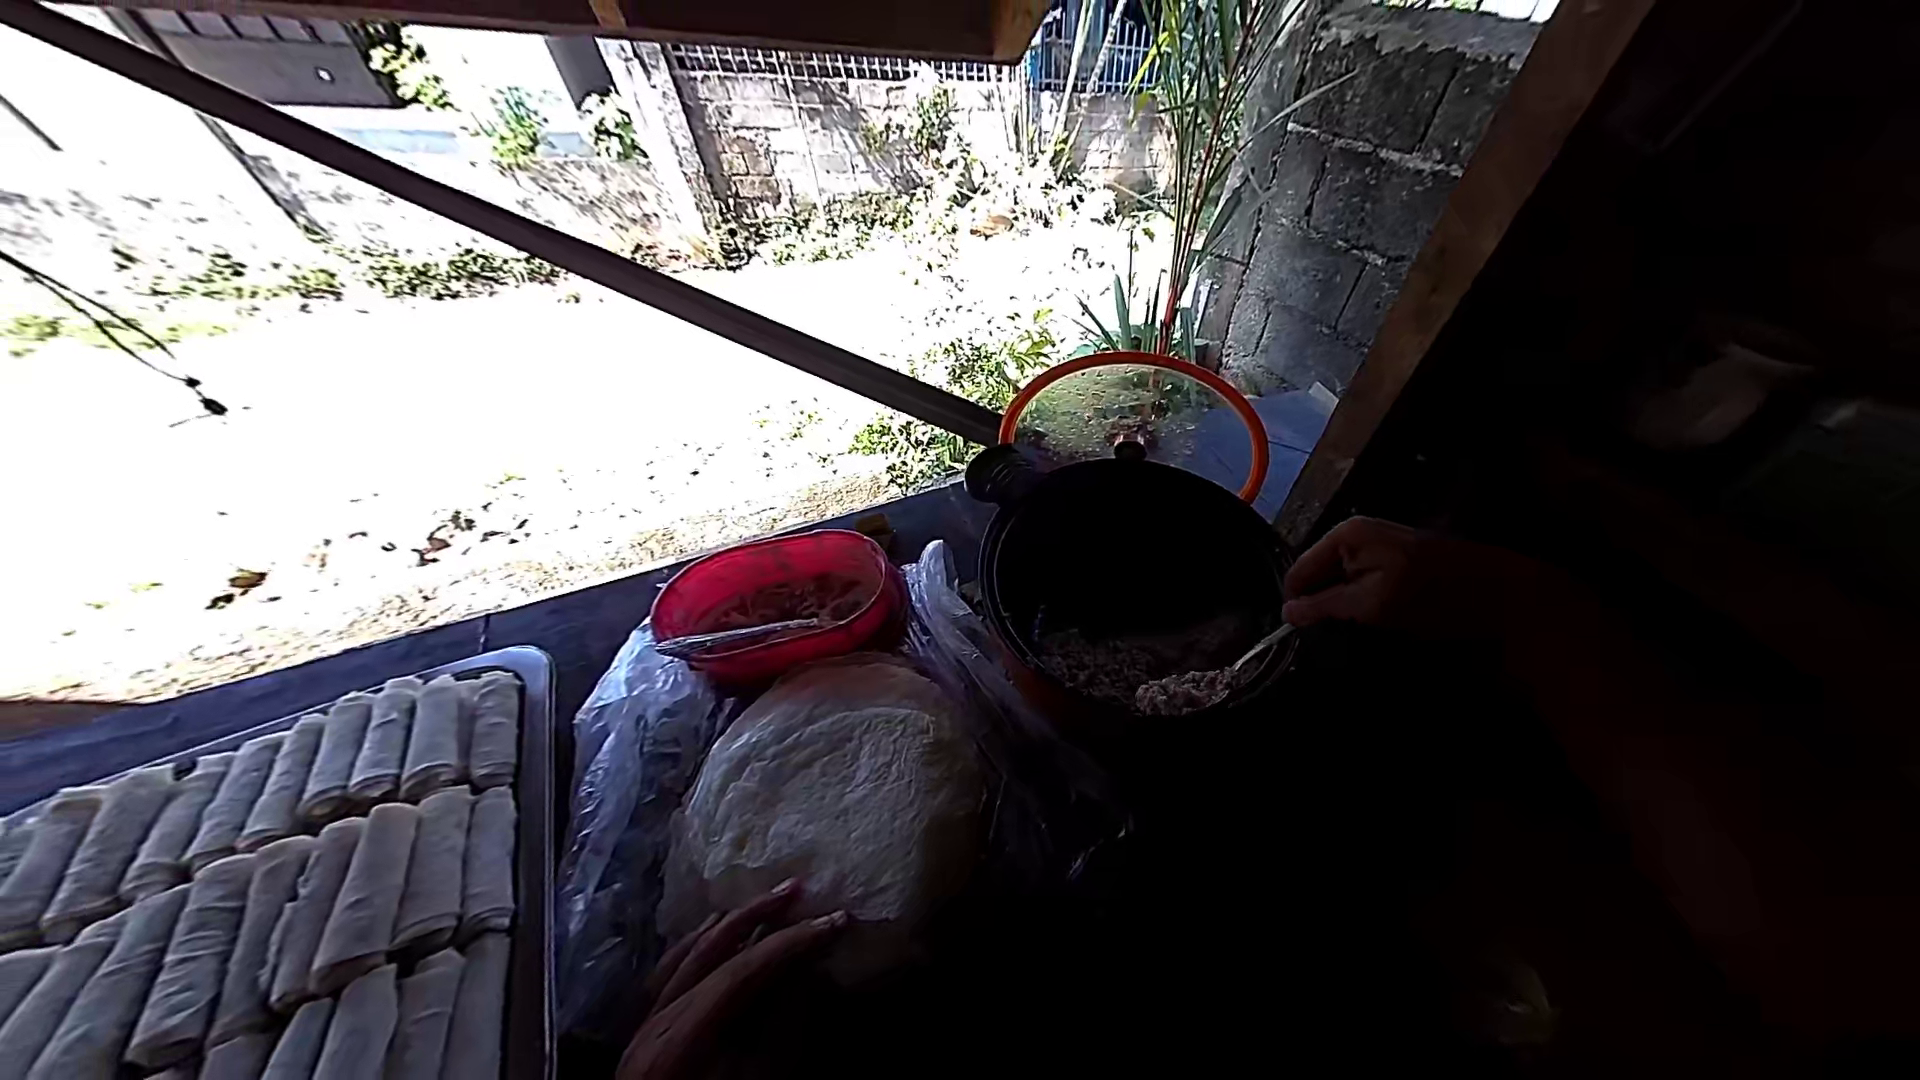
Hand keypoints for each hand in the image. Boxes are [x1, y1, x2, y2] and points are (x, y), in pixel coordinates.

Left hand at [618, 880, 848, 1079]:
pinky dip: (699, 941)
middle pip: (713, 947)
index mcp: (683, 1036)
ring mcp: (645, 1023)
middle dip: (759, 913)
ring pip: (690, 951)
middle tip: (798, 887)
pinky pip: (669, 969)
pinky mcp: (645, 1029)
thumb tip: (806, 964)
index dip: (793, 941)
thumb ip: (785, 1021)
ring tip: (766, 899)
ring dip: (733, 921)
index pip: (746, 969)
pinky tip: (717, 925)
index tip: (834, 921)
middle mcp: (656, 1020)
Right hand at [1281, 516, 1546, 638]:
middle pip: (1316, 575)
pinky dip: (1362, 602)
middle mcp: (1355, 533)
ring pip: (1338, 581)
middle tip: (1336, 631)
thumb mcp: (1373, 604)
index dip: (1298, 603)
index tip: (1304, 632)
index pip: (1298, 571)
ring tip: (1360, 626)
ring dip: (1344, 605)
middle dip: (1322, 602)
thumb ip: (1324, 606)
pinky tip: (1378, 617)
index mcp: (1345, 535)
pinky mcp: (1394, 559)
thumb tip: (1286, 613)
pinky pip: (1359, 582)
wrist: (1510, 598)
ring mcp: (1377, 545)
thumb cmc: (1437, 597)